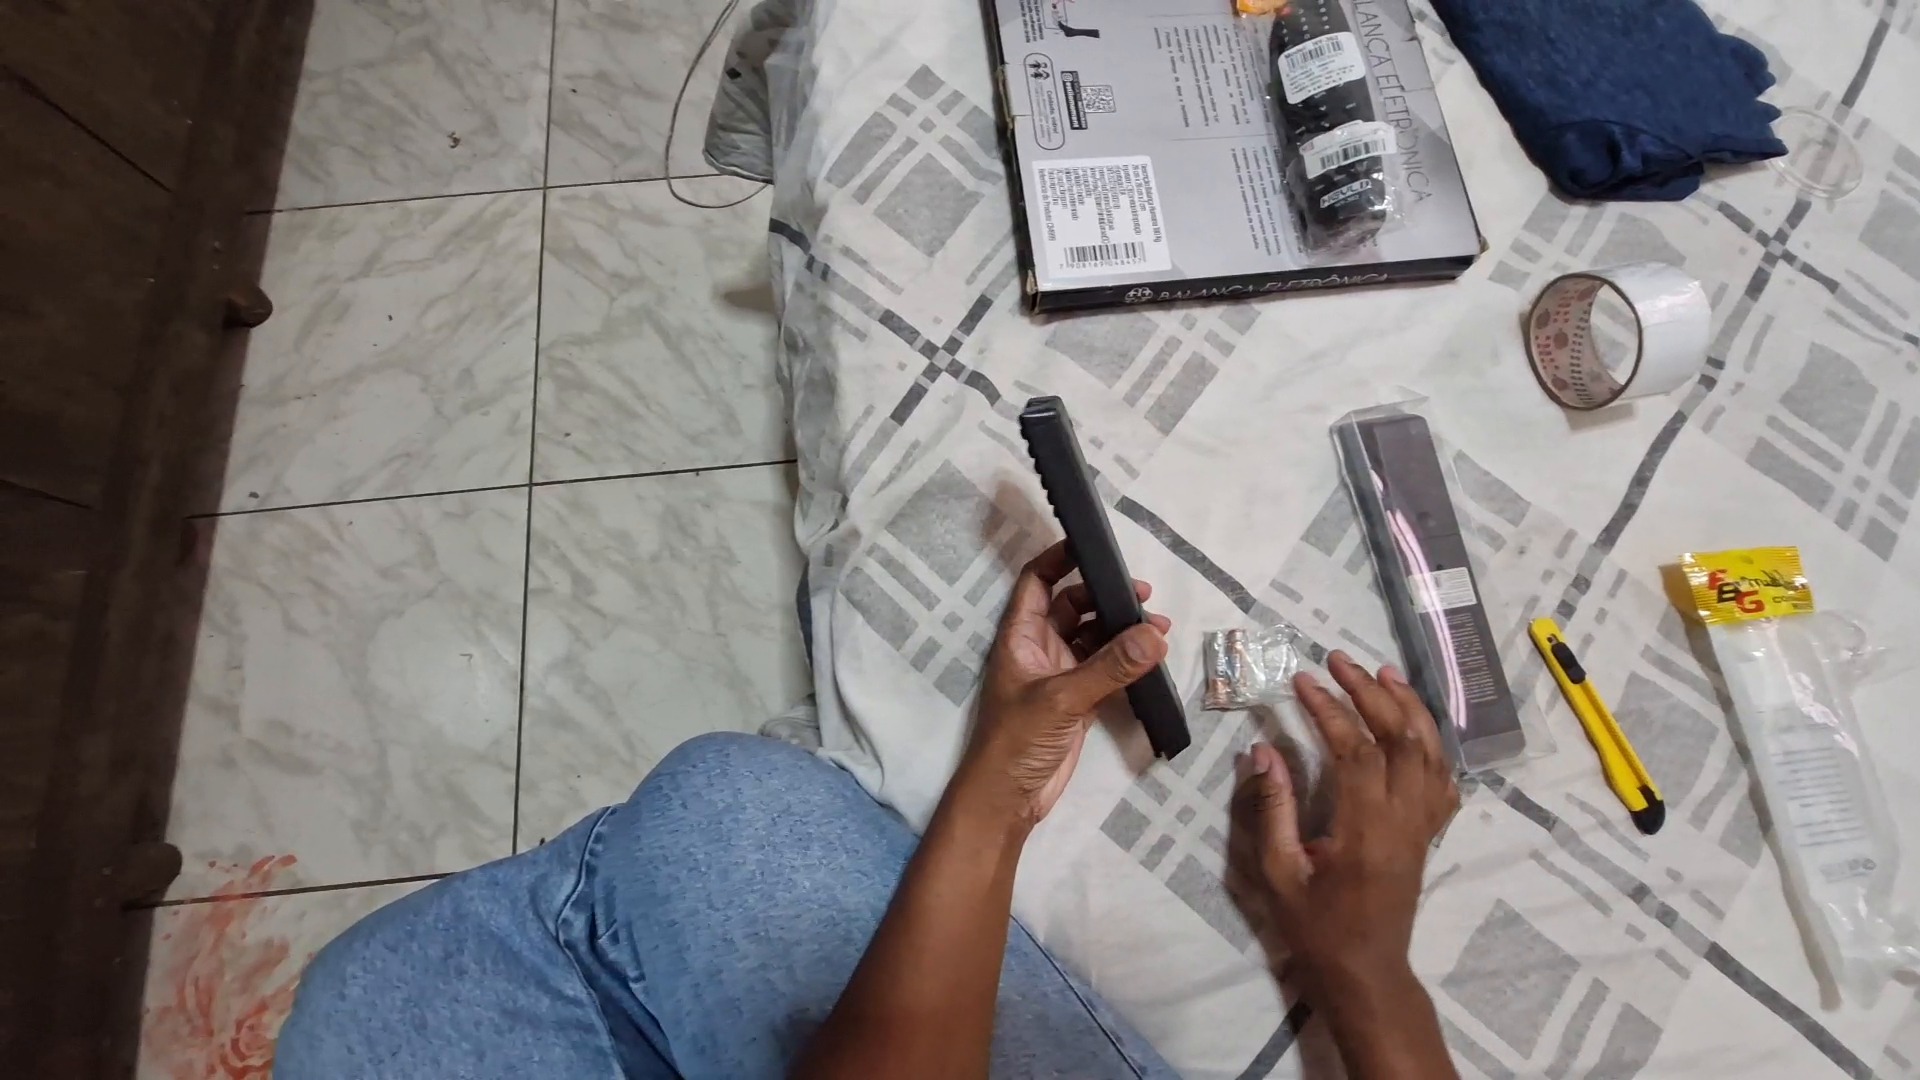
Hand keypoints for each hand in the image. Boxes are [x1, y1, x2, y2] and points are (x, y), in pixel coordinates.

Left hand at [952, 540, 1170, 828]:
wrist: (1008, 799)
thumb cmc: (1017, 740)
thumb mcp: (1062, 698)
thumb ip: (1109, 667)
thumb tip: (1155, 634)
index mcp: (1020, 635)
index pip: (1036, 581)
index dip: (1059, 559)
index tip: (1093, 545)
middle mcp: (1039, 647)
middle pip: (1072, 605)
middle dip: (1105, 596)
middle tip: (1144, 596)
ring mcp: (1061, 674)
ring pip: (1093, 638)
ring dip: (1122, 631)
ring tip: (1159, 628)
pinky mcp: (1079, 700)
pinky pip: (1106, 669)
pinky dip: (1128, 661)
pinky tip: (1152, 658)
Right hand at [1228, 652, 1458, 1001]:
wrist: (1366, 971)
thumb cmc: (1315, 925)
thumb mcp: (1276, 871)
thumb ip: (1271, 807)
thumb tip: (1262, 749)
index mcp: (1367, 832)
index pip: (1357, 753)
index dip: (1331, 711)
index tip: (1302, 682)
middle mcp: (1405, 822)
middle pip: (1402, 741)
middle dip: (1371, 694)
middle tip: (1338, 661)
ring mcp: (1424, 827)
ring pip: (1431, 754)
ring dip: (1408, 707)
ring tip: (1381, 672)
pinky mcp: (1428, 833)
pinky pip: (1442, 779)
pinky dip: (1430, 742)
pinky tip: (1411, 723)